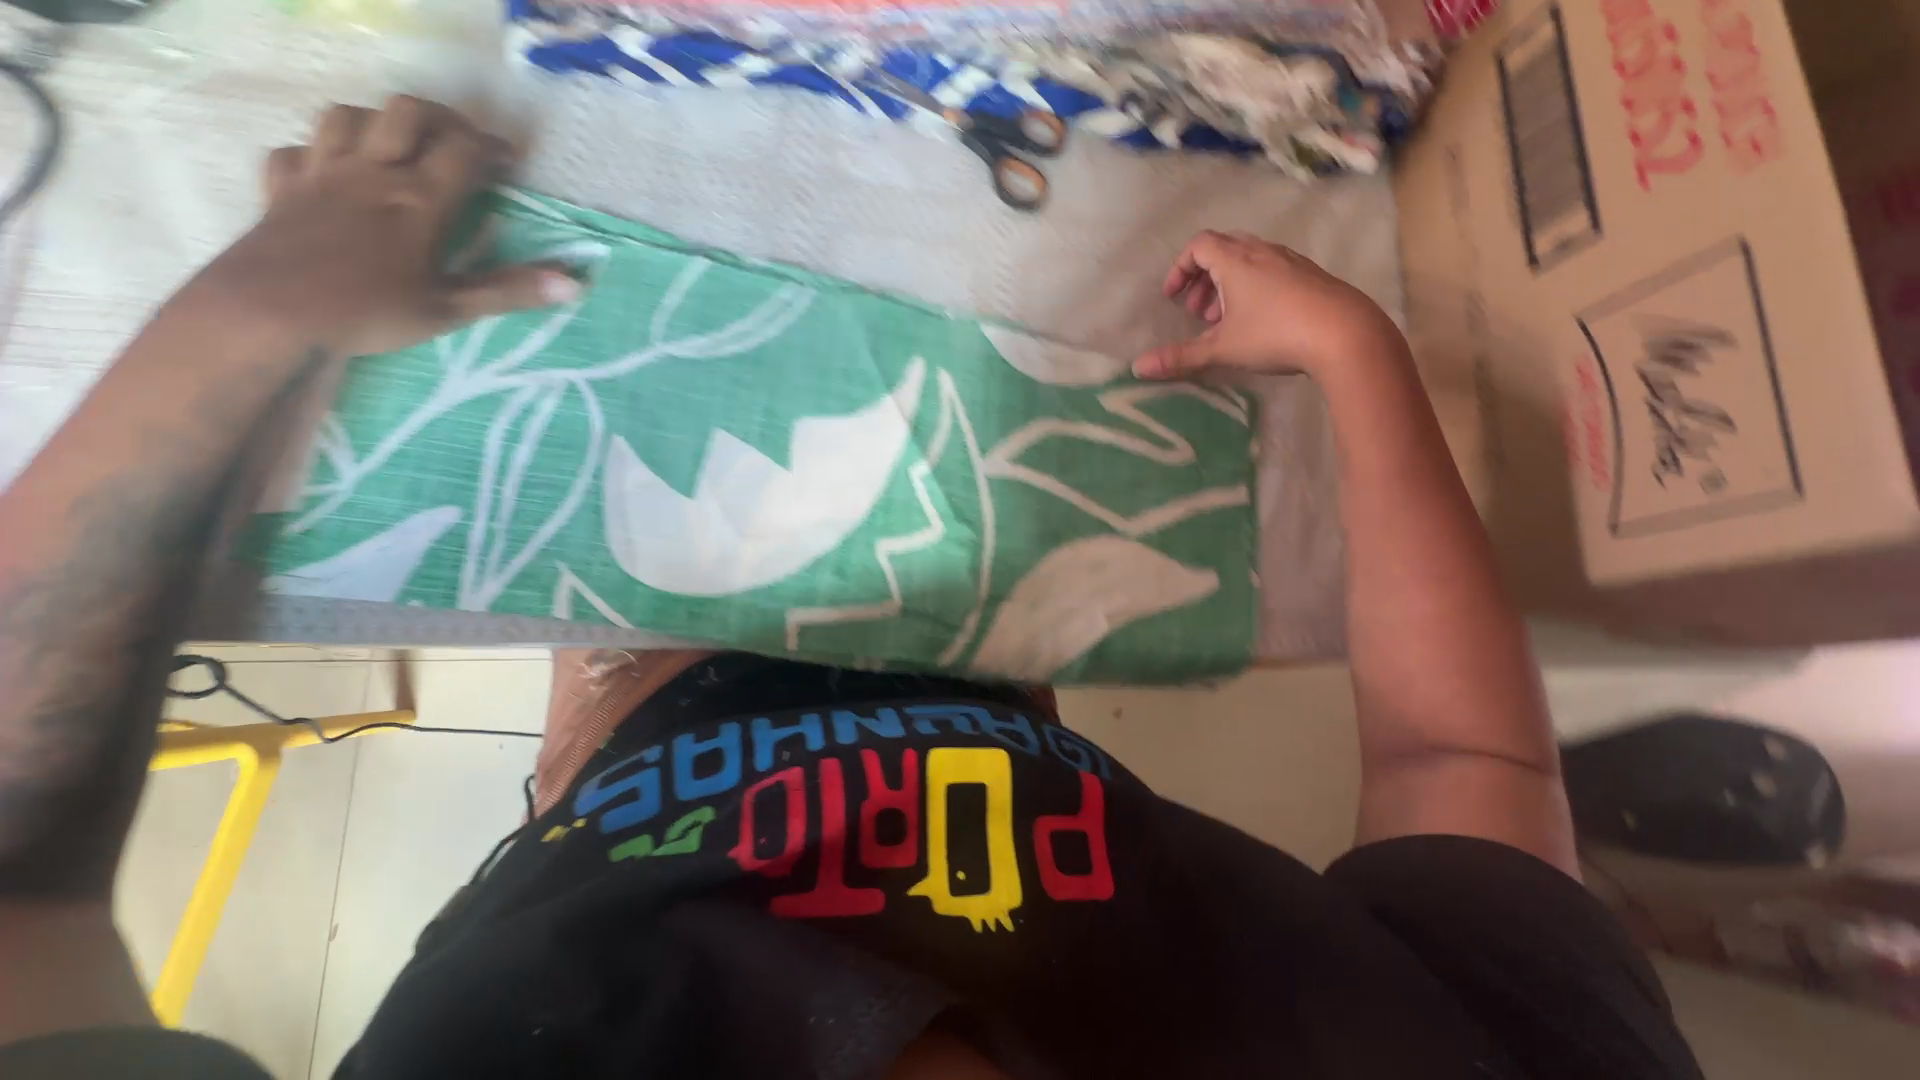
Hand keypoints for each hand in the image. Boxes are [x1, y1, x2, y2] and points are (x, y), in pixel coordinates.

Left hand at [199, 96, 577, 357]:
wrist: (268, 310)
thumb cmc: (368, 312)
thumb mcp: (450, 309)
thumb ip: (509, 290)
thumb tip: (574, 284)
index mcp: (420, 198)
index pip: (463, 150)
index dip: (491, 148)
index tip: (509, 162)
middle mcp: (372, 171)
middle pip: (406, 112)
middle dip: (440, 118)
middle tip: (459, 143)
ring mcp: (321, 173)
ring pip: (346, 117)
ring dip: (376, 122)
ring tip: (396, 147)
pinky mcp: (281, 187)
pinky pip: (295, 151)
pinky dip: (316, 154)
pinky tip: (330, 173)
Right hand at [1132, 231, 1401, 381]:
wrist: (1345, 334)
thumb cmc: (1275, 334)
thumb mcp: (1222, 348)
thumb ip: (1180, 356)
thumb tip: (1138, 368)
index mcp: (1235, 260)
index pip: (1199, 246)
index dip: (1180, 268)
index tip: (1172, 296)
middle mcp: (1262, 251)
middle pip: (1223, 247)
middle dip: (1203, 276)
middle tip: (1198, 311)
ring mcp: (1290, 260)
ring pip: (1250, 259)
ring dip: (1229, 283)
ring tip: (1226, 319)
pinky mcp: (1311, 275)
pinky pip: (1272, 269)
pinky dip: (1254, 286)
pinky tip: (1260, 319)